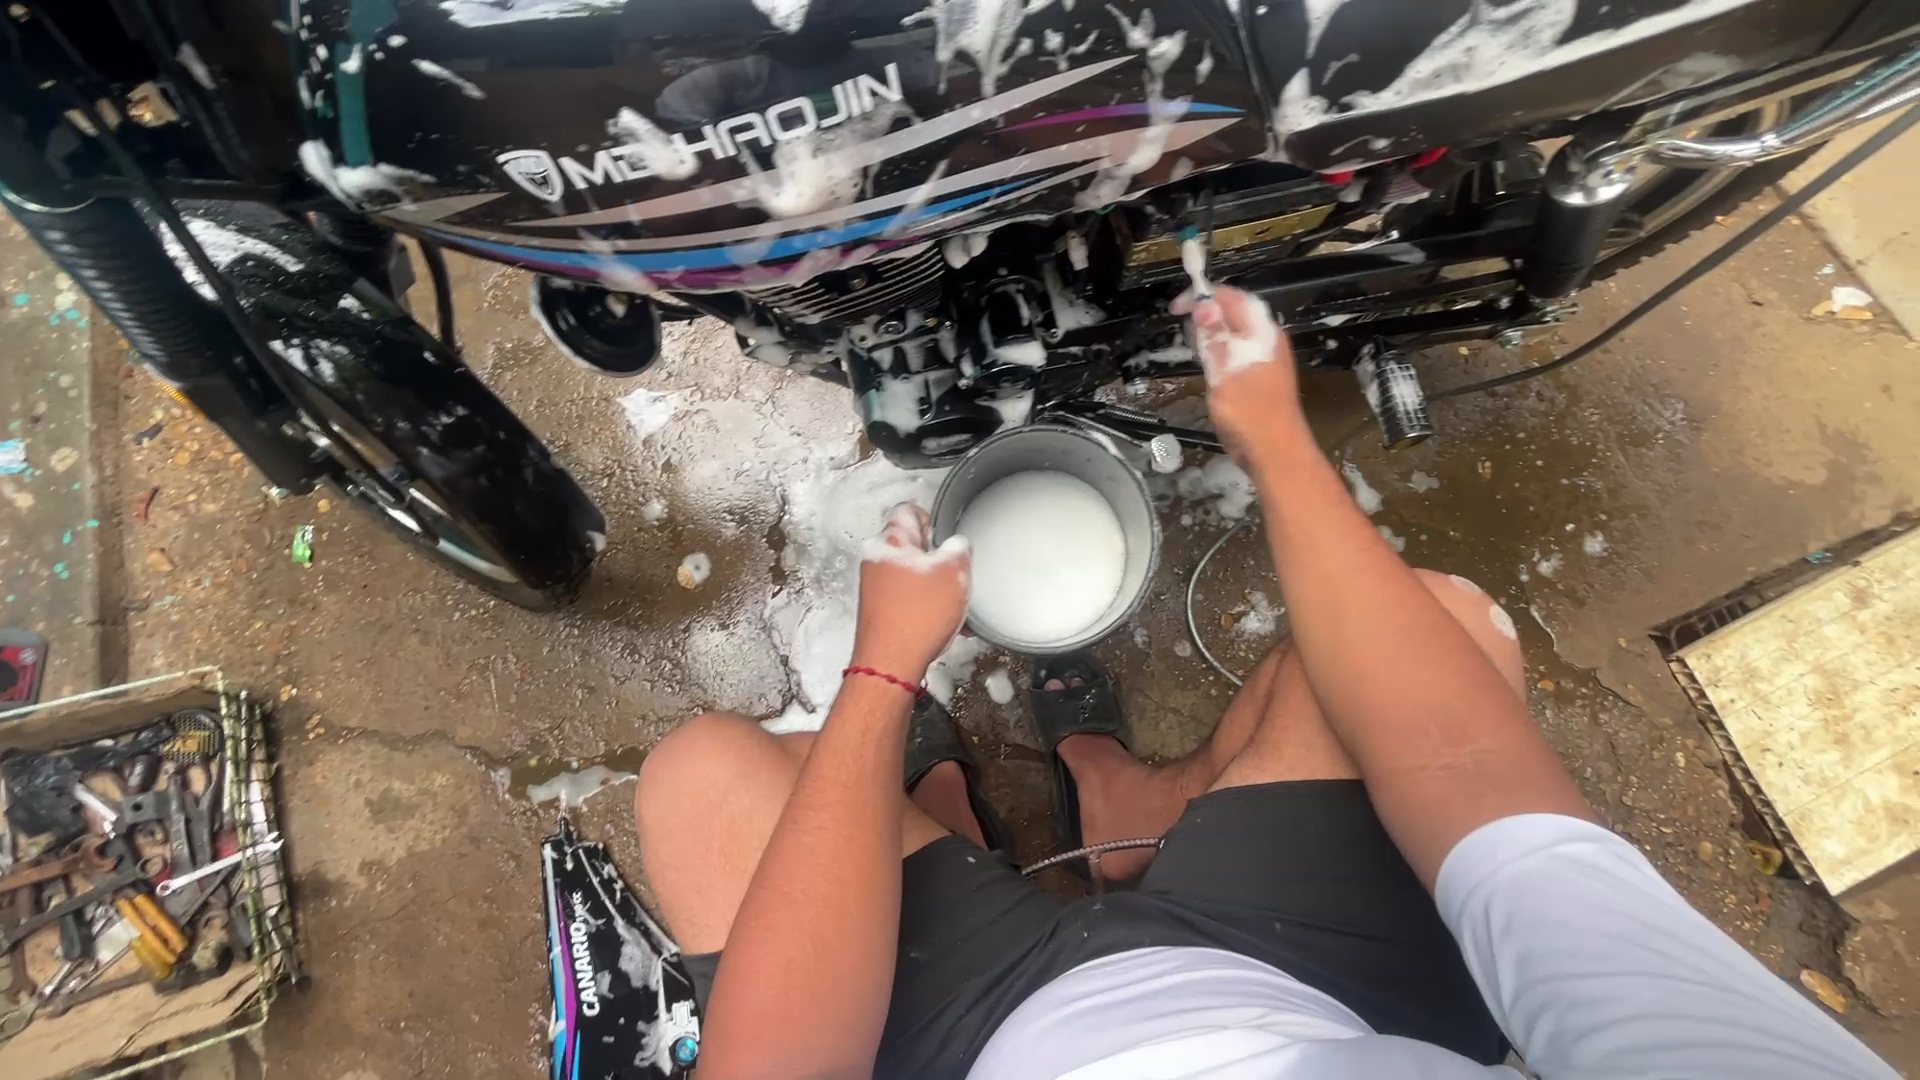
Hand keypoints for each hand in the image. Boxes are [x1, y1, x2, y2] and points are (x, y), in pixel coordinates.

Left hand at [850, 503, 970, 680]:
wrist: (891, 665)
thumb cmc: (916, 619)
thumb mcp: (954, 573)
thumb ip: (960, 548)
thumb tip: (958, 545)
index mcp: (890, 542)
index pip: (908, 511)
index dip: (932, 520)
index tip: (946, 536)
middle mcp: (877, 561)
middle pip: (915, 547)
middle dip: (940, 561)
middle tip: (955, 575)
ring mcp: (876, 588)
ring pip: (916, 577)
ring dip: (938, 589)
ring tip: (955, 607)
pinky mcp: (880, 612)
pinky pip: (911, 601)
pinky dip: (929, 609)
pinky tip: (947, 625)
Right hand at [1170, 286, 1304, 460]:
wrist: (1275, 452)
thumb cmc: (1250, 415)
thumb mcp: (1224, 373)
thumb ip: (1213, 339)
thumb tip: (1204, 305)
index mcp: (1262, 333)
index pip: (1232, 297)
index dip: (1203, 296)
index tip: (1176, 307)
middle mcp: (1267, 340)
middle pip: (1236, 312)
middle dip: (1207, 312)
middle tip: (1181, 324)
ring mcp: (1266, 359)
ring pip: (1237, 332)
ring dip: (1213, 331)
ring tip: (1191, 341)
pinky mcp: (1261, 376)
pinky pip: (1238, 351)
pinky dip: (1219, 349)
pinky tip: (1208, 362)